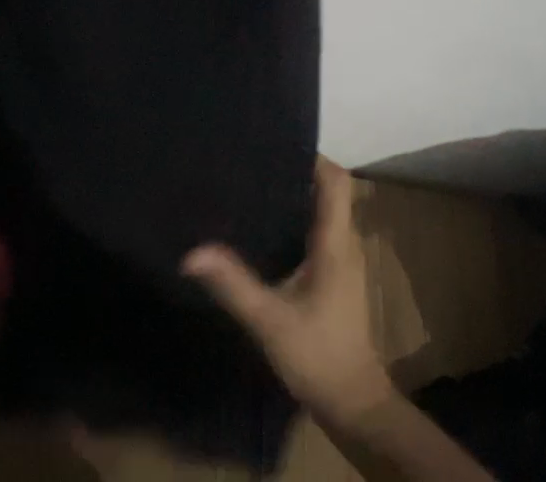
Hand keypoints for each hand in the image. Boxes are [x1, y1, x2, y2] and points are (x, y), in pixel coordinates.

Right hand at [182, 156, 395, 422]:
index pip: (336, 182)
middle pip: (325, 191)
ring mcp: (340, 262)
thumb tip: (191, 252)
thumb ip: (232, 283)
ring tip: (244, 184)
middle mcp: (343, 245)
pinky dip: (289, 221)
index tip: (273, 142)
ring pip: (318, 212)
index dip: (311, 156)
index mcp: (335, 244)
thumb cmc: (319, 356)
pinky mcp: (331, 278)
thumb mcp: (269, 320)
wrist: (354, 404)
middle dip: (290, 170)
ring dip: (289, 196)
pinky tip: (255, 228)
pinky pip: (313, 233)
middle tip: (245, 159)